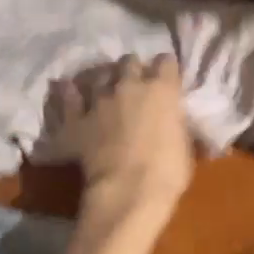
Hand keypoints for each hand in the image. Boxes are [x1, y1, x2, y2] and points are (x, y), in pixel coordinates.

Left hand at [54, 54, 193, 222]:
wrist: (129, 191)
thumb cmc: (169, 172)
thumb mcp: (186, 146)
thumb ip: (178, 126)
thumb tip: (176, 124)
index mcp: (162, 90)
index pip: (166, 62)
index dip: (166, 70)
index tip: (167, 80)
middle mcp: (129, 86)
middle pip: (129, 62)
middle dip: (133, 70)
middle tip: (136, 84)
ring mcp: (99, 101)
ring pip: (98, 75)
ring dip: (104, 80)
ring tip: (105, 89)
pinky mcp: (76, 120)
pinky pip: (67, 98)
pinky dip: (68, 95)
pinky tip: (67, 91)